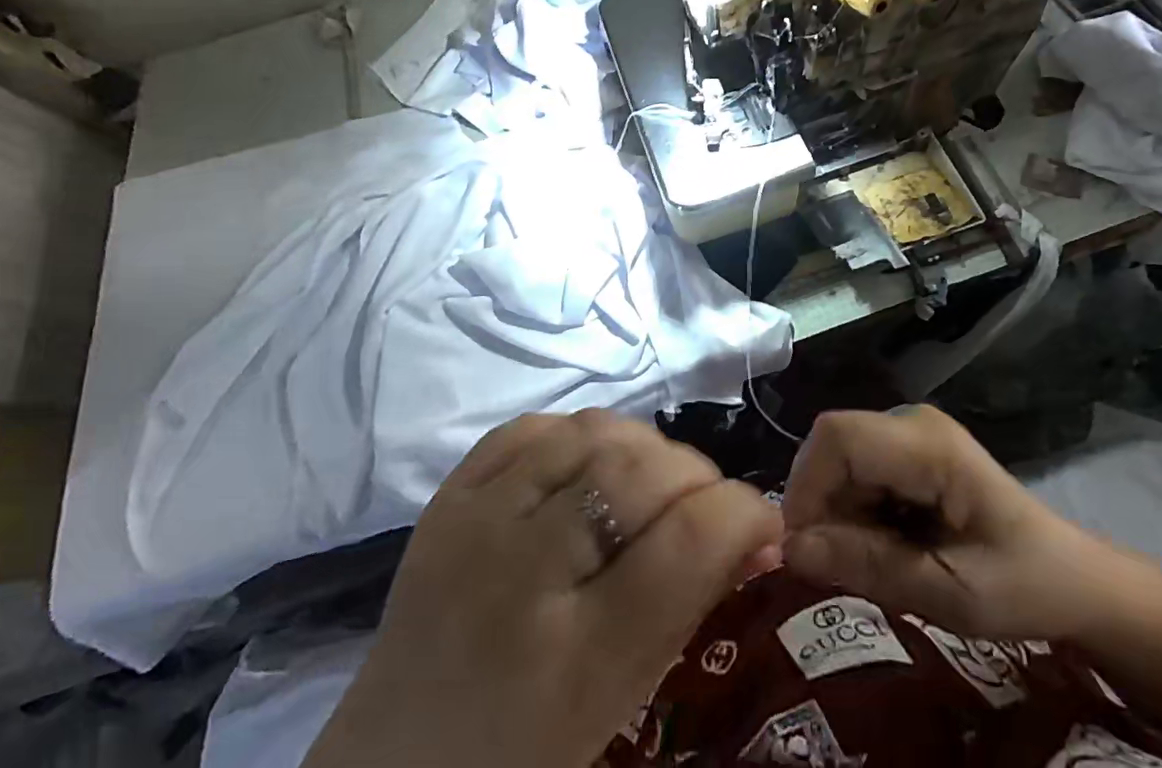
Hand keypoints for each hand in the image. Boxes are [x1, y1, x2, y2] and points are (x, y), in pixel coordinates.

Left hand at [314, 409, 781, 767]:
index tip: (760, 525)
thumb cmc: (529, 746)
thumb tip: (756, 531)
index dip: (745, 512)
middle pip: (638, 471)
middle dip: (698, 475)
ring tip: (649, 483)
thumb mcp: (625, 696)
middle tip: (705, 506)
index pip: (688, 540)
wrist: (401, 752)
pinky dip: (579, 435)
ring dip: (643, 447)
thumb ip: (691, 603)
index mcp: (577, 658)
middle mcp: (522, 575)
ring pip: (590, 432)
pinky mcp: (445, 496)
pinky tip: (587, 469)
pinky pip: (532, 426)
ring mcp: (475, 523)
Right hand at [781, 404, 1123, 641]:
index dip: (806, 487)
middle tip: (844, 567)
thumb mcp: (950, 594)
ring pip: (836, 464)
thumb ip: (869, 566)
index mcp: (929, 446)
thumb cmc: (1024, 587)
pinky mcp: (907, 451)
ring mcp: (909, 434)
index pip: (836, 438)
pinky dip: (854, 514)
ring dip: (838, 516)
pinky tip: (887, 545)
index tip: (806, 549)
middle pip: (831, 451)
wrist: (1074, 580)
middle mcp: (912, 424)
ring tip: (874, 561)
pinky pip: (853, 473)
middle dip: (823, 509)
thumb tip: (789, 549)